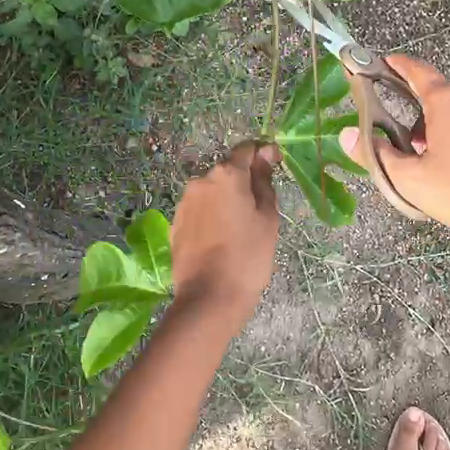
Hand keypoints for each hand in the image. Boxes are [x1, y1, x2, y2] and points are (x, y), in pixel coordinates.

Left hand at [169, 141, 279, 320]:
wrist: (209, 299)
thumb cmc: (248, 256)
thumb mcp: (268, 218)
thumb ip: (265, 182)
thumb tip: (264, 155)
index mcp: (227, 174)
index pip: (246, 150)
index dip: (262, 154)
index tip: (274, 166)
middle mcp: (201, 180)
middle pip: (227, 171)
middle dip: (242, 182)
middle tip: (259, 208)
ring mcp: (185, 202)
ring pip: (211, 191)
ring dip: (225, 199)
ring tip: (239, 227)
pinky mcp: (175, 223)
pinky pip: (199, 210)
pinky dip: (211, 216)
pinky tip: (220, 239)